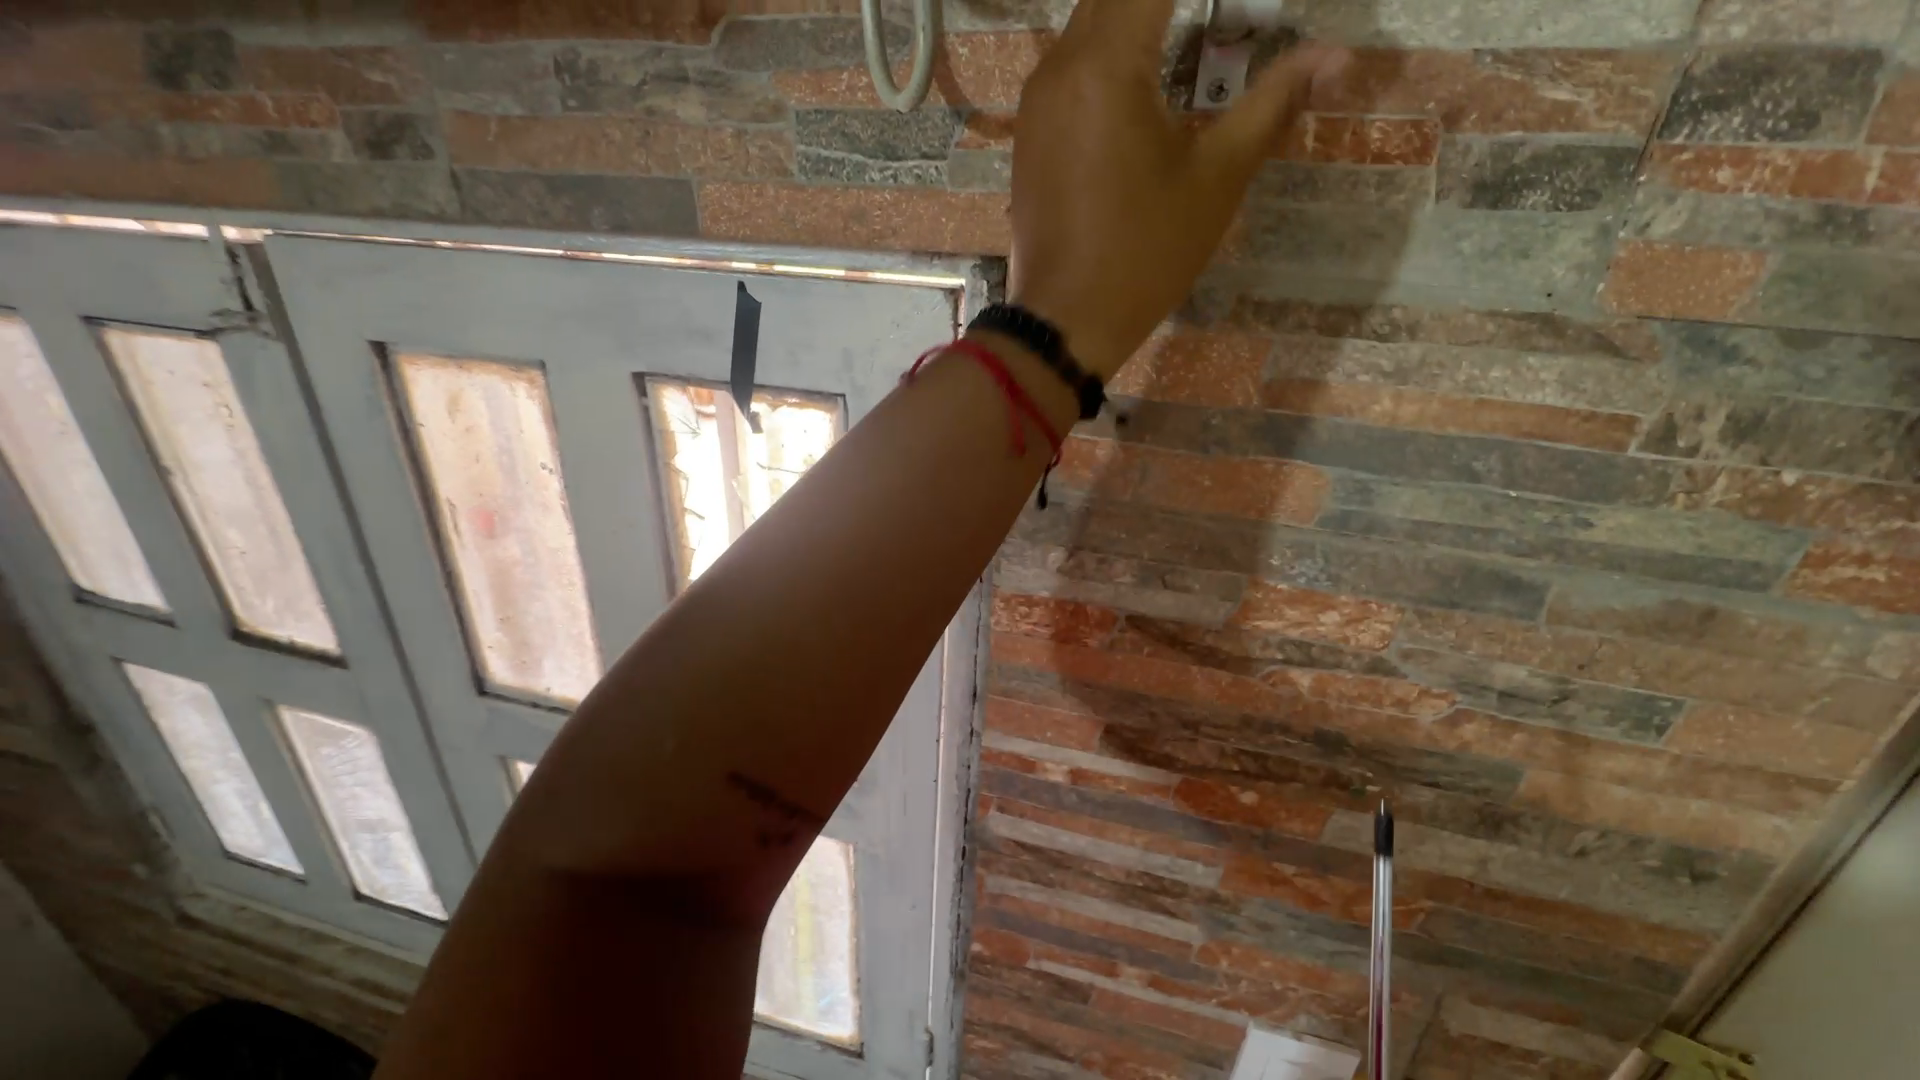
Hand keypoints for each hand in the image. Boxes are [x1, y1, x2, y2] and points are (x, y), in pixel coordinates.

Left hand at [1007, 1, 1347, 379]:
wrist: (1065, 322)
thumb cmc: (1145, 253)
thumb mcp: (1218, 178)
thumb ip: (1273, 103)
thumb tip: (1337, 56)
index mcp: (1106, 65)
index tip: (1240, 4)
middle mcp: (1060, 66)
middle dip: (1166, 0)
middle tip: (1221, 16)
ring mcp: (1037, 100)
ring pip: (1089, 21)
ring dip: (1138, 13)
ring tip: (1192, 27)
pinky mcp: (1031, 131)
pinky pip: (1071, 62)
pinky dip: (1111, 46)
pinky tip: (1150, 67)